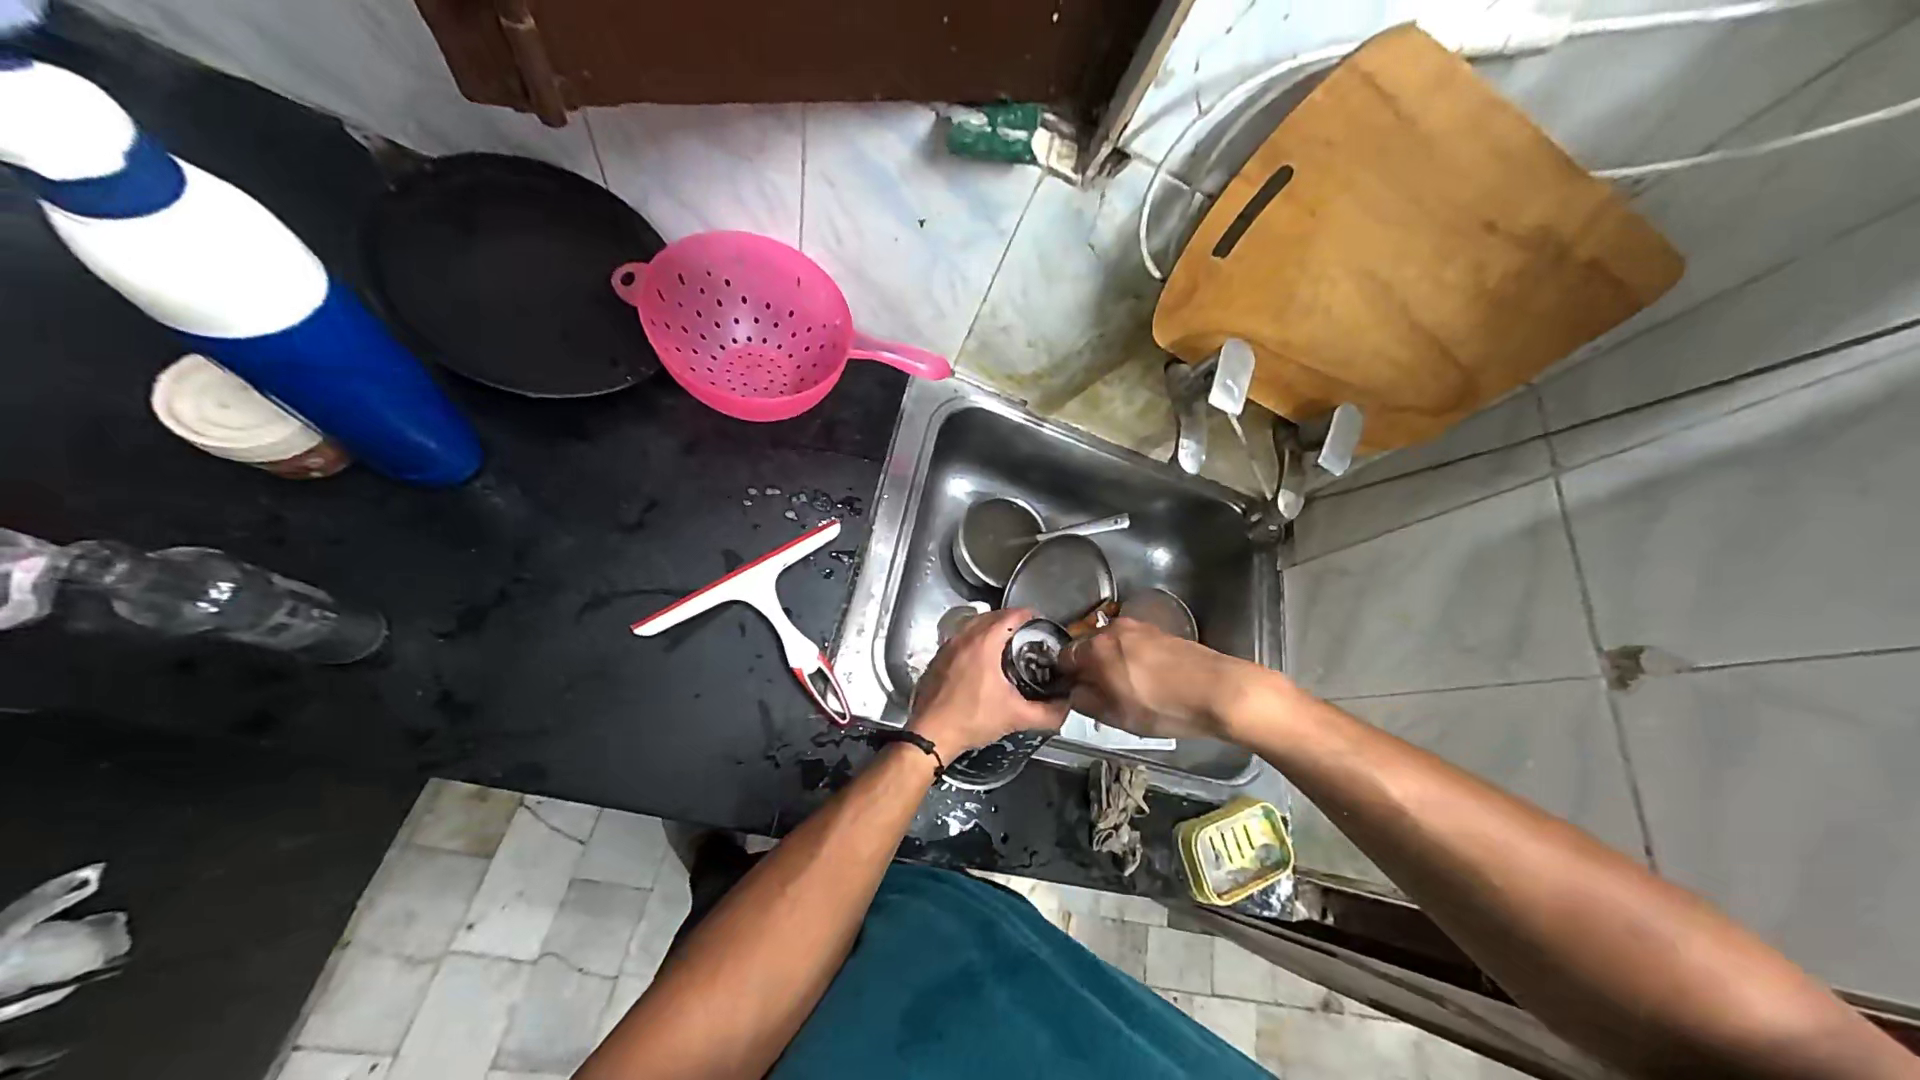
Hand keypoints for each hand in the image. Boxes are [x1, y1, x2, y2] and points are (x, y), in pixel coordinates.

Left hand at [907, 607, 1067, 759]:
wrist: (931, 734)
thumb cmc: (971, 720)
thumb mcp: (1016, 717)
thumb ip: (1048, 713)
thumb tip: (1066, 707)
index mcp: (983, 644)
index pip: (1010, 616)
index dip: (1028, 615)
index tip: (1039, 621)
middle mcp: (963, 639)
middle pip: (991, 616)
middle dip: (1010, 619)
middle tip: (1026, 632)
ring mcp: (947, 648)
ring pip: (972, 626)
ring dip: (990, 628)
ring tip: (1006, 642)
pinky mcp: (937, 660)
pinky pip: (959, 639)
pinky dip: (973, 640)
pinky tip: (981, 659)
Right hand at [1057, 617, 1266, 739]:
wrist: (1220, 692)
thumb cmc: (1164, 707)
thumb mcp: (1116, 716)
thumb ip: (1084, 701)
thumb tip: (1073, 692)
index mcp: (1096, 648)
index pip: (1063, 657)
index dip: (1063, 677)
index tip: (1070, 693)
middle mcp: (1114, 630)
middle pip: (1088, 649)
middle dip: (1089, 670)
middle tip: (1099, 697)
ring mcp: (1141, 628)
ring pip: (1113, 647)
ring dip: (1112, 665)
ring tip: (1127, 692)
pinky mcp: (1162, 633)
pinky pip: (1134, 646)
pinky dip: (1132, 661)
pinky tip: (1148, 683)